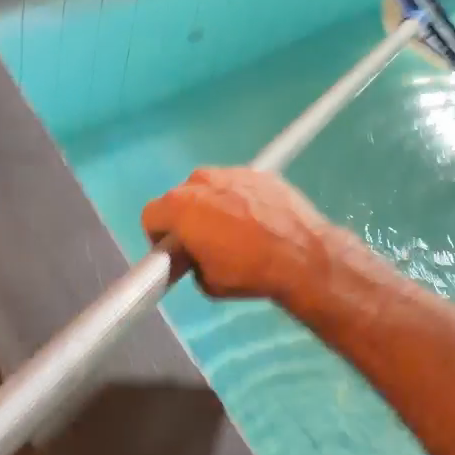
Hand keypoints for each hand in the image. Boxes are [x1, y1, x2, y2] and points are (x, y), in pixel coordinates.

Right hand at [142, 167, 336, 302]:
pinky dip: (240, 200)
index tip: (175, 253)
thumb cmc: (248, 271)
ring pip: (209, 189)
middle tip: (206, 244)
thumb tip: (195, 257)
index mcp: (179, 206)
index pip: (151, 216)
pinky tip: (258, 222)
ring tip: (236, 233)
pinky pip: (238, 186)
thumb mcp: (207, 282)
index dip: (159, 237)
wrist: (302, 256)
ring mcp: (231, 171)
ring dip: (213, 206)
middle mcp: (200, 180)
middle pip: (180, 199)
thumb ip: (190, 263)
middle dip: (187, 219)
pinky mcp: (259, 172)